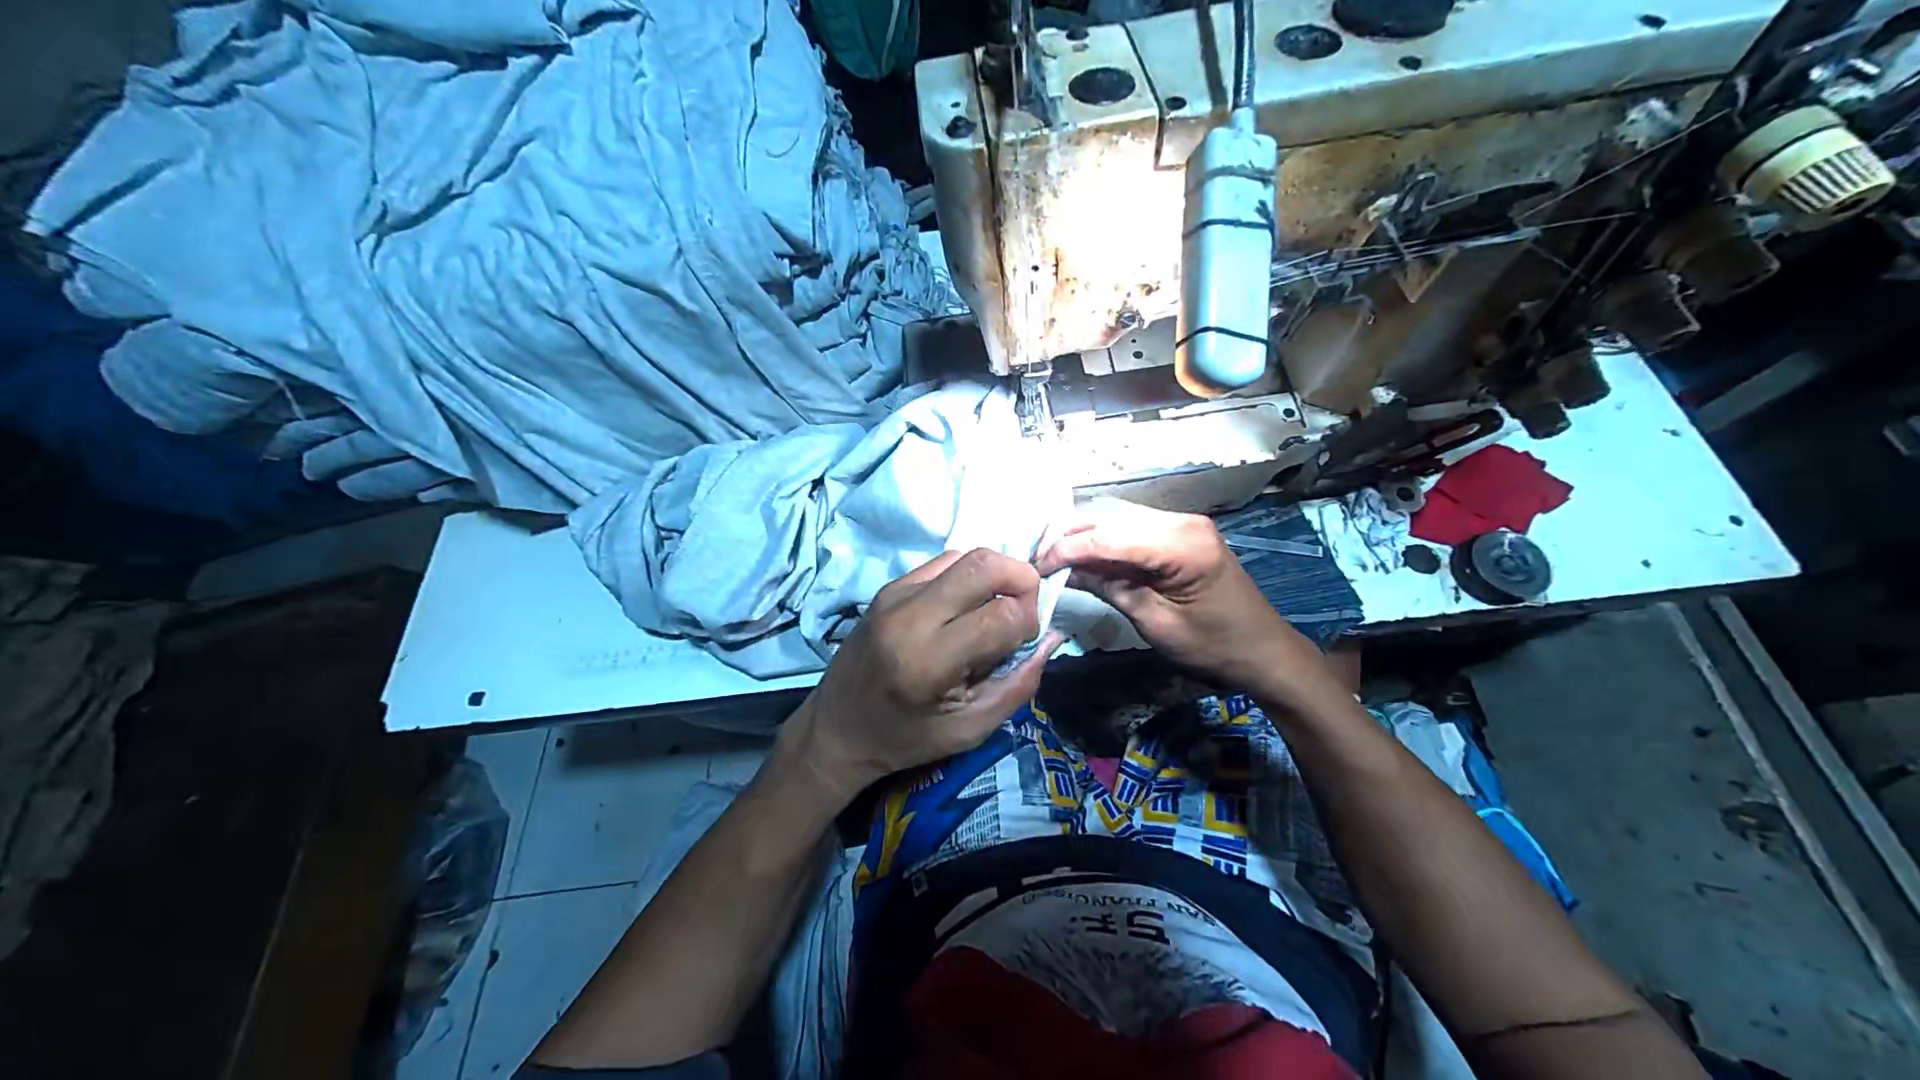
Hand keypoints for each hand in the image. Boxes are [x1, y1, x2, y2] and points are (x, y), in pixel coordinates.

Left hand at [779, 549, 1064, 800]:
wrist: (835, 728)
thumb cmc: (905, 738)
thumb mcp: (969, 730)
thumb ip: (1018, 685)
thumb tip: (1051, 637)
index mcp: (929, 661)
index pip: (1003, 614)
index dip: (1028, 623)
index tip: (1021, 643)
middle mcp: (910, 616)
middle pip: (987, 564)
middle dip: (1021, 581)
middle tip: (1021, 612)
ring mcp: (895, 595)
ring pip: (966, 555)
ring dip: (994, 576)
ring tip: (991, 610)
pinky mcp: (888, 587)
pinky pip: (942, 562)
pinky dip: (966, 576)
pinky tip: (963, 606)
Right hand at [1035, 499, 1335, 704]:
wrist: (1263, 651)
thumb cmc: (1214, 646)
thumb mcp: (1156, 624)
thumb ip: (1109, 589)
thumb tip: (1063, 570)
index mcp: (1183, 544)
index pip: (1109, 537)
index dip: (1066, 549)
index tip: (1035, 566)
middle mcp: (1182, 521)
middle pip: (1110, 517)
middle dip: (1069, 536)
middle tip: (1037, 562)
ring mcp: (1182, 522)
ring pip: (1116, 518)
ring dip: (1082, 536)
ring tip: (1052, 559)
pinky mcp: (1178, 531)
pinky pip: (1130, 527)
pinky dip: (1103, 540)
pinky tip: (1082, 556)